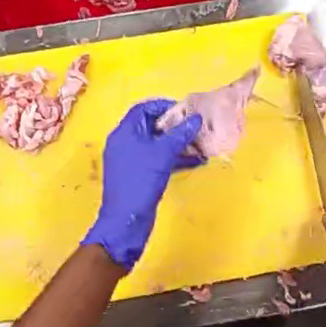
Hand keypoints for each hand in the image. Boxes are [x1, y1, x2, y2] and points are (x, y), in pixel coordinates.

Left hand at [82, 99, 204, 269]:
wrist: (125, 221)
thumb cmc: (140, 182)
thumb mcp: (162, 154)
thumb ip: (179, 134)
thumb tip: (196, 118)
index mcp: (124, 132)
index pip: (143, 108)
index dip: (164, 105)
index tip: (186, 110)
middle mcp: (125, 143)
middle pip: (151, 125)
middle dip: (175, 125)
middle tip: (197, 127)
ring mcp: (131, 160)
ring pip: (157, 144)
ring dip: (178, 143)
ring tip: (201, 144)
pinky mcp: (139, 176)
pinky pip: (158, 160)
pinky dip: (174, 158)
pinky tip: (195, 162)